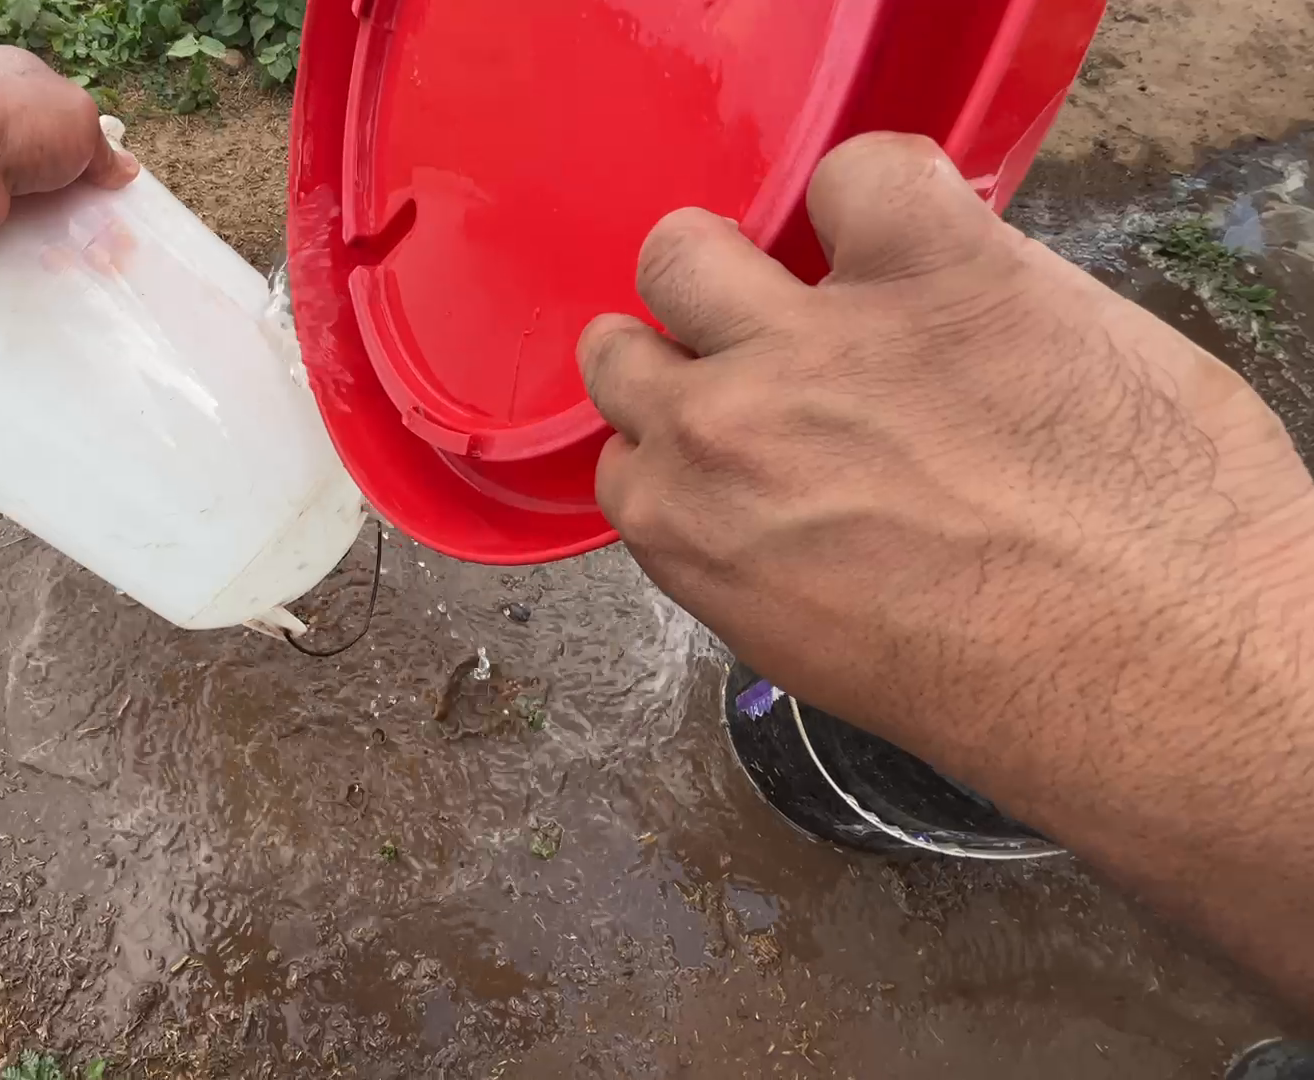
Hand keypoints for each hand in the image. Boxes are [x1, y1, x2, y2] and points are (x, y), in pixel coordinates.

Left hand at [0, 45, 138, 237]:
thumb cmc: (20, 119)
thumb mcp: (81, 120)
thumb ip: (103, 146)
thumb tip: (125, 168)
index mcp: (14, 74)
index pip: (58, 107)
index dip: (84, 139)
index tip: (104, 173)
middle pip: (42, 150)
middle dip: (70, 181)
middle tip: (98, 211)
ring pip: (25, 186)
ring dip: (51, 212)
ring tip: (82, 239)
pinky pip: (6, 213)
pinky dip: (27, 229)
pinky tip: (48, 246)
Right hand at [579, 133, 1313, 748]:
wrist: (1144, 666)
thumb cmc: (954, 672)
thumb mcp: (774, 626)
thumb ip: (714, 538)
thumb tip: (720, 483)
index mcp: (670, 516)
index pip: (618, 445)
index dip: (666, 438)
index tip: (714, 440)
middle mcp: (707, 424)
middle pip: (613, 345)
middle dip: (663, 352)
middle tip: (738, 361)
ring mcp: (806, 344)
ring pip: (683, 250)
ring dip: (723, 266)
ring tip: (794, 289)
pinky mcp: (932, 274)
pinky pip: (860, 172)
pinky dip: (871, 194)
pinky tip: (906, 241)